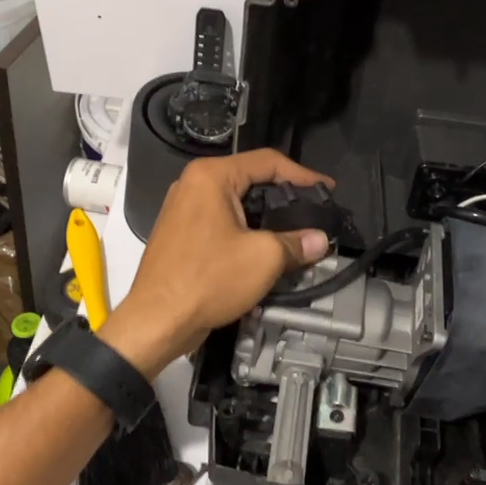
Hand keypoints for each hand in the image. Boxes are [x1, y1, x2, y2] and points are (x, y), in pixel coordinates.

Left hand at [98, 150, 333, 376]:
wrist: (157, 322)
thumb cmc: (208, 280)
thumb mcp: (264, 258)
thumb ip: (297, 243)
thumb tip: (319, 240)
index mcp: (211, 177)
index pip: (267, 162)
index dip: (303, 175)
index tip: (328, 189)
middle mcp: (193, 185)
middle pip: (251, 181)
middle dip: (286, 199)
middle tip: (314, 213)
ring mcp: (184, 211)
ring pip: (238, 206)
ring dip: (267, 220)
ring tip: (297, 235)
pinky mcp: (182, 236)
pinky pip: (223, 225)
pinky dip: (247, 234)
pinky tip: (267, 253)